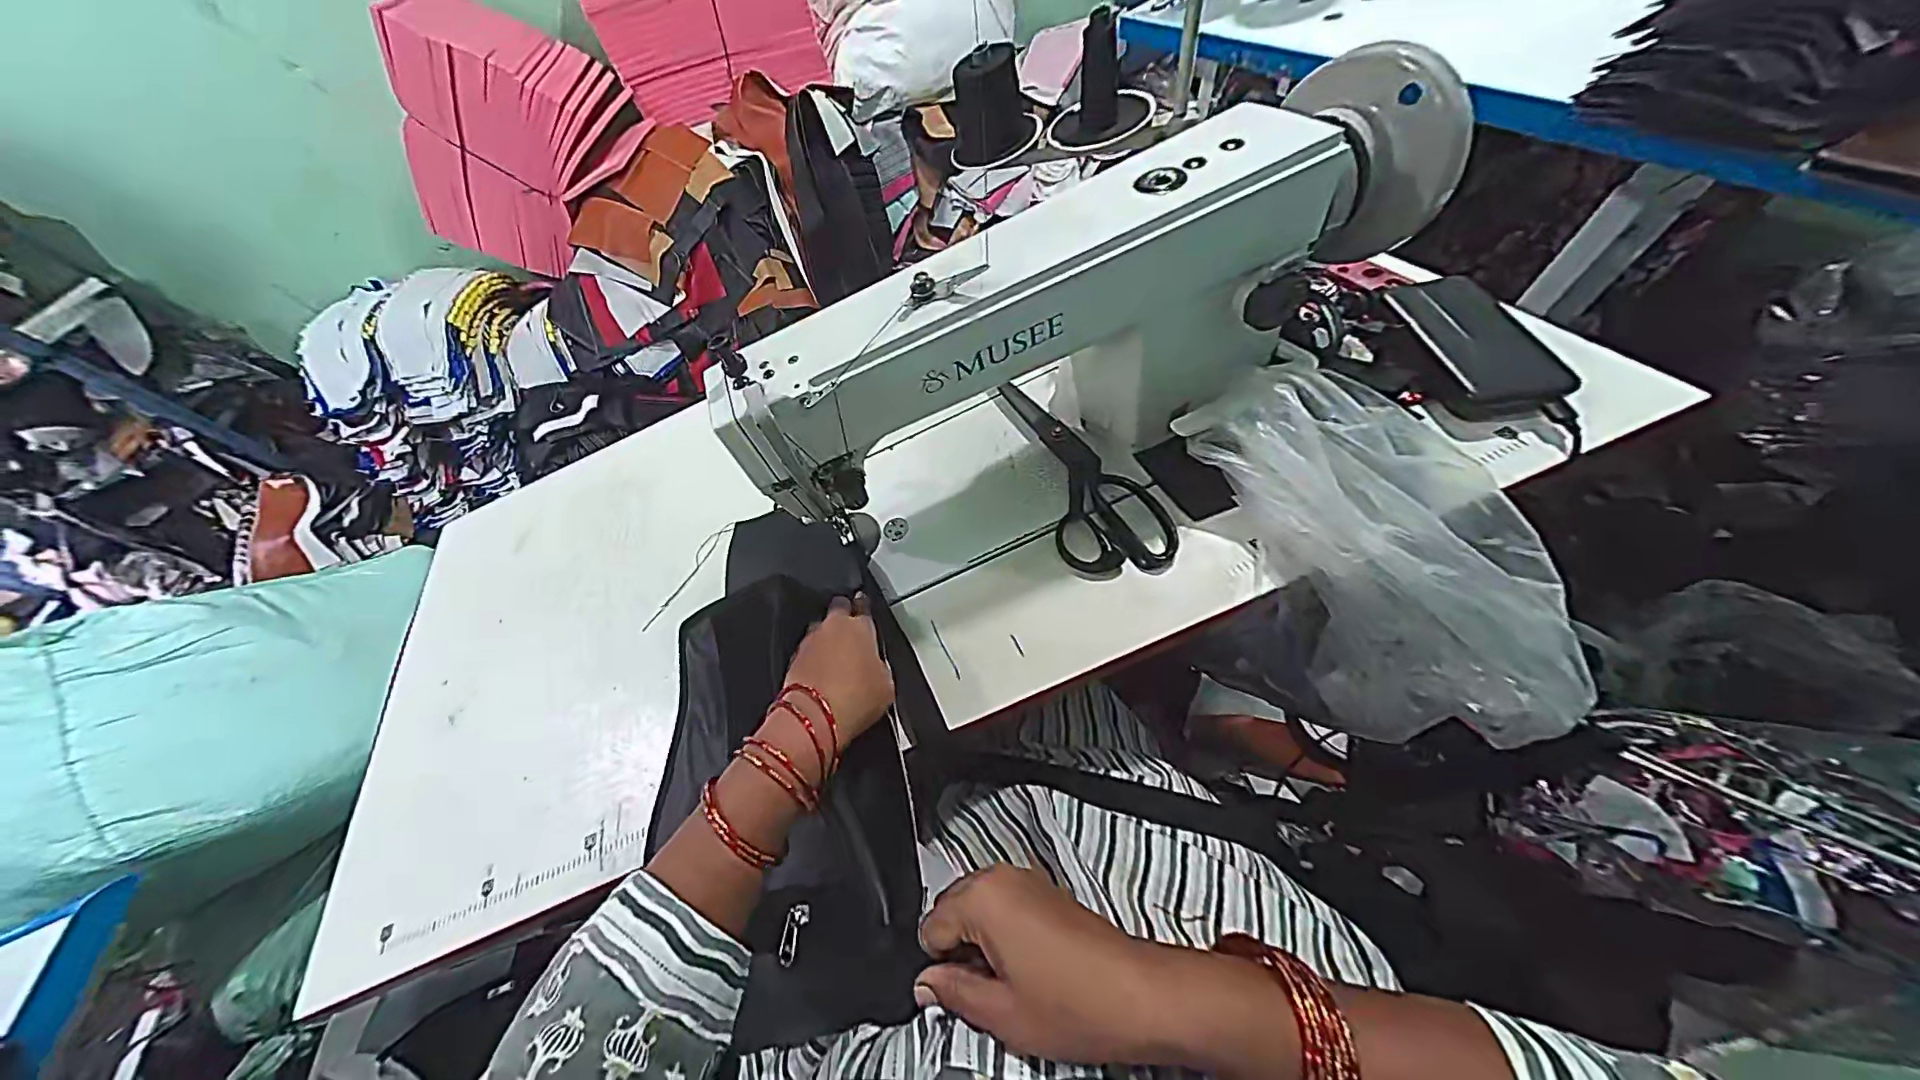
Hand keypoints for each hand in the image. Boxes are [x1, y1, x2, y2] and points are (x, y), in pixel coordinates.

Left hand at [780, 594, 894, 749]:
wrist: (815, 716)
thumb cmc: (855, 698)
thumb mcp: (886, 685)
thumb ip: (882, 667)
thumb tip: (877, 670)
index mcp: (861, 627)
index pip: (864, 606)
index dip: (865, 607)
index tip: (865, 608)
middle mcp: (833, 626)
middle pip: (838, 607)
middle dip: (843, 613)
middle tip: (850, 629)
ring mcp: (810, 640)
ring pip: (819, 628)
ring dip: (826, 637)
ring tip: (834, 655)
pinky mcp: (793, 658)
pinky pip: (806, 650)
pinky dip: (813, 656)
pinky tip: (820, 671)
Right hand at [914, 865, 1295, 1073]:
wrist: (1138, 994)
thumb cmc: (1078, 1003)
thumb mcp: (1001, 1013)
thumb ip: (952, 992)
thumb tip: (926, 984)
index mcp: (984, 898)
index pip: (930, 925)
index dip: (938, 964)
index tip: (957, 991)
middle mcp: (1002, 877)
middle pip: (952, 908)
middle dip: (957, 946)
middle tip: (982, 990)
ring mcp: (1026, 879)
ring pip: (977, 905)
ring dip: (979, 939)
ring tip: (1008, 981)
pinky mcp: (1045, 889)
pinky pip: (1003, 902)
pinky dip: (1001, 930)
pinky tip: (1025, 967)